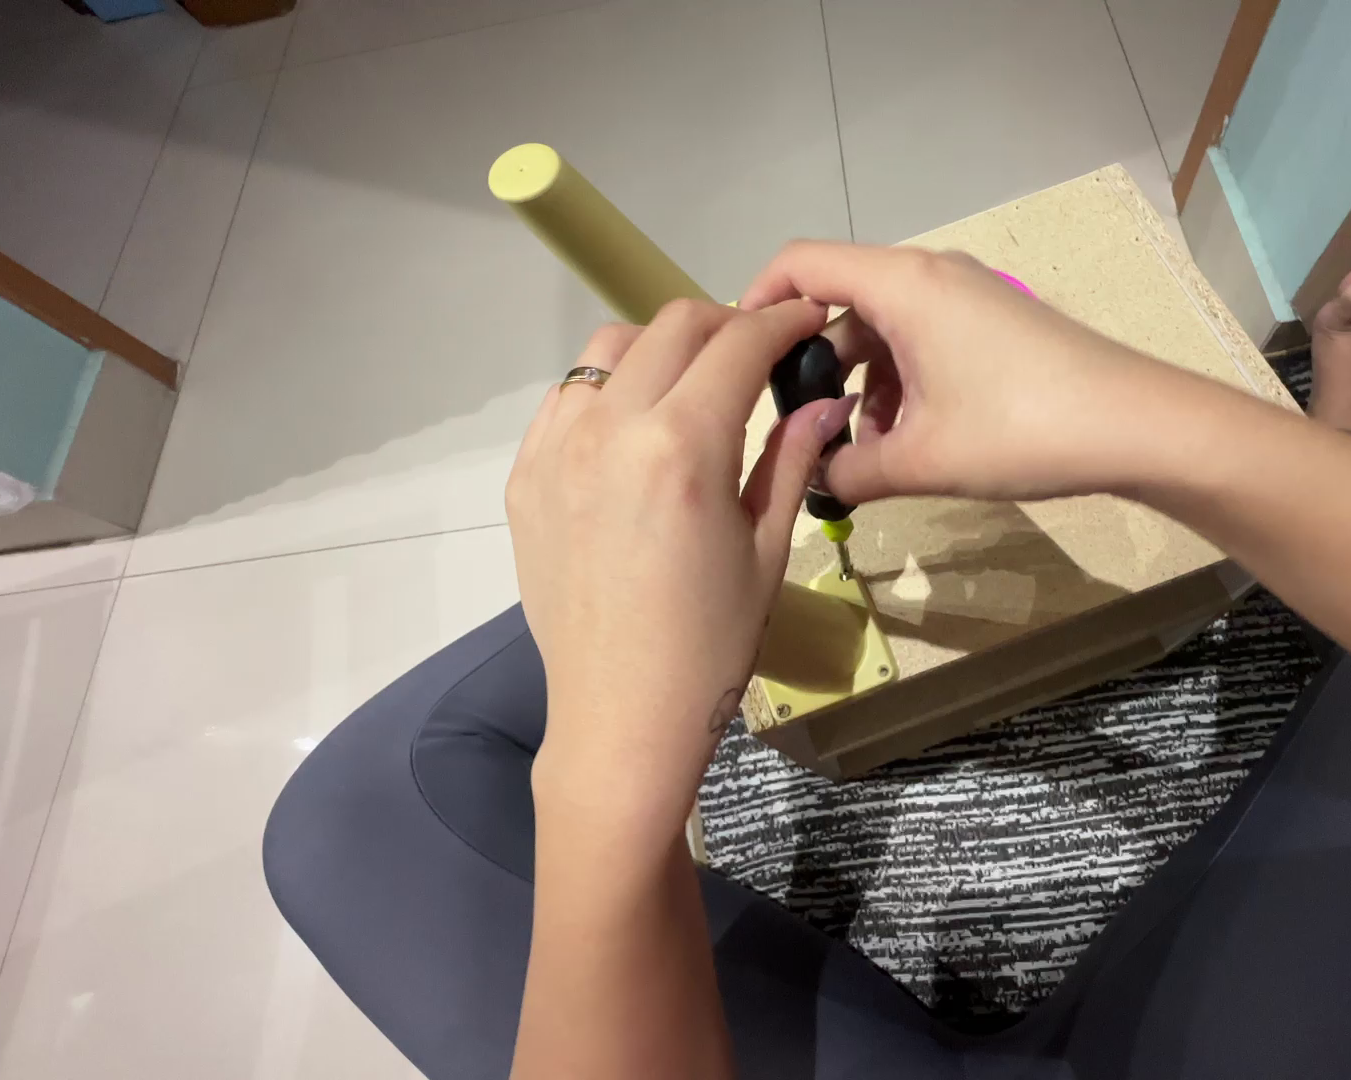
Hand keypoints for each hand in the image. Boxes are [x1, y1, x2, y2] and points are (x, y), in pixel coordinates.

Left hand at [507, 299, 859, 846]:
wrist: (622, 713)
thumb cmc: (712, 642)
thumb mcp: (767, 549)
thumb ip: (791, 459)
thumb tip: (826, 401)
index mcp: (682, 448)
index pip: (738, 344)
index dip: (781, 320)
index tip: (806, 318)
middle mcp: (609, 428)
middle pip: (672, 325)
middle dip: (727, 323)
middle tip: (757, 355)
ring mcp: (554, 449)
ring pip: (609, 348)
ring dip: (661, 349)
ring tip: (691, 389)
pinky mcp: (524, 477)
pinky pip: (566, 397)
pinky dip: (608, 389)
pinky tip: (633, 431)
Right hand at [740, 241, 1170, 502]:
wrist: (1136, 427)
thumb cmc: (1018, 430)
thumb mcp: (920, 460)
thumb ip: (851, 471)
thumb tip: (820, 482)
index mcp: (901, 286)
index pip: (801, 263)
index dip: (758, 300)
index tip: (740, 357)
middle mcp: (929, 276)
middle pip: (842, 301)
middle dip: (814, 364)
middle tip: (801, 424)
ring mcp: (964, 297)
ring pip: (883, 329)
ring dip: (861, 385)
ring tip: (863, 449)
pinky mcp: (990, 324)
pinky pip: (921, 341)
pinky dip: (900, 384)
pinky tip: (908, 440)